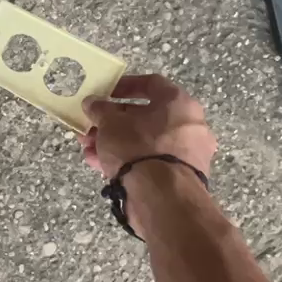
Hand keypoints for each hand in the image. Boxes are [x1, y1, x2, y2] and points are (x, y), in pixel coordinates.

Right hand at [75, 74, 216, 179]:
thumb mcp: (109, 122)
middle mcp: (191, 125)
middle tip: (91, 127)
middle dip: (112, 122)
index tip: (106, 93)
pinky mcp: (184, 177)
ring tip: (90, 150)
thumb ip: (100, 109)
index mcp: (179, 103)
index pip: (152, 84)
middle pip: (145, 117)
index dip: (125, 85)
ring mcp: (190, 154)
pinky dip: (129, 161)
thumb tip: (93, 104)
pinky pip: (152, 161)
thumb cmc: (137, 146)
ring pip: (145, 141)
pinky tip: (101, 166)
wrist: (163, 197)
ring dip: (115, 143)